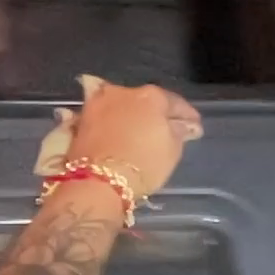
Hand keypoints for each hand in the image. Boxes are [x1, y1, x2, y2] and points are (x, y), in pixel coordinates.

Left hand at [63, 78, 202, 197]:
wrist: (96, 182)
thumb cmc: (143, 164)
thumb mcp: (172, 150)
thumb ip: (179, 132)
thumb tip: (185, 125)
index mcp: (151, 95)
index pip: (175, 102)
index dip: (187, 116)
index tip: (194, 127)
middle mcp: (122, 91)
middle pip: (145, 101)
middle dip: (155, 114)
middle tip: (164, 130)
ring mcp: (98, 104)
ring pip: (121, 107)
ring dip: (131, 117)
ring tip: (138, 134)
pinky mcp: (80, 120)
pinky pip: (104, 119)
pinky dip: (112, 125)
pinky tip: (117, 135)